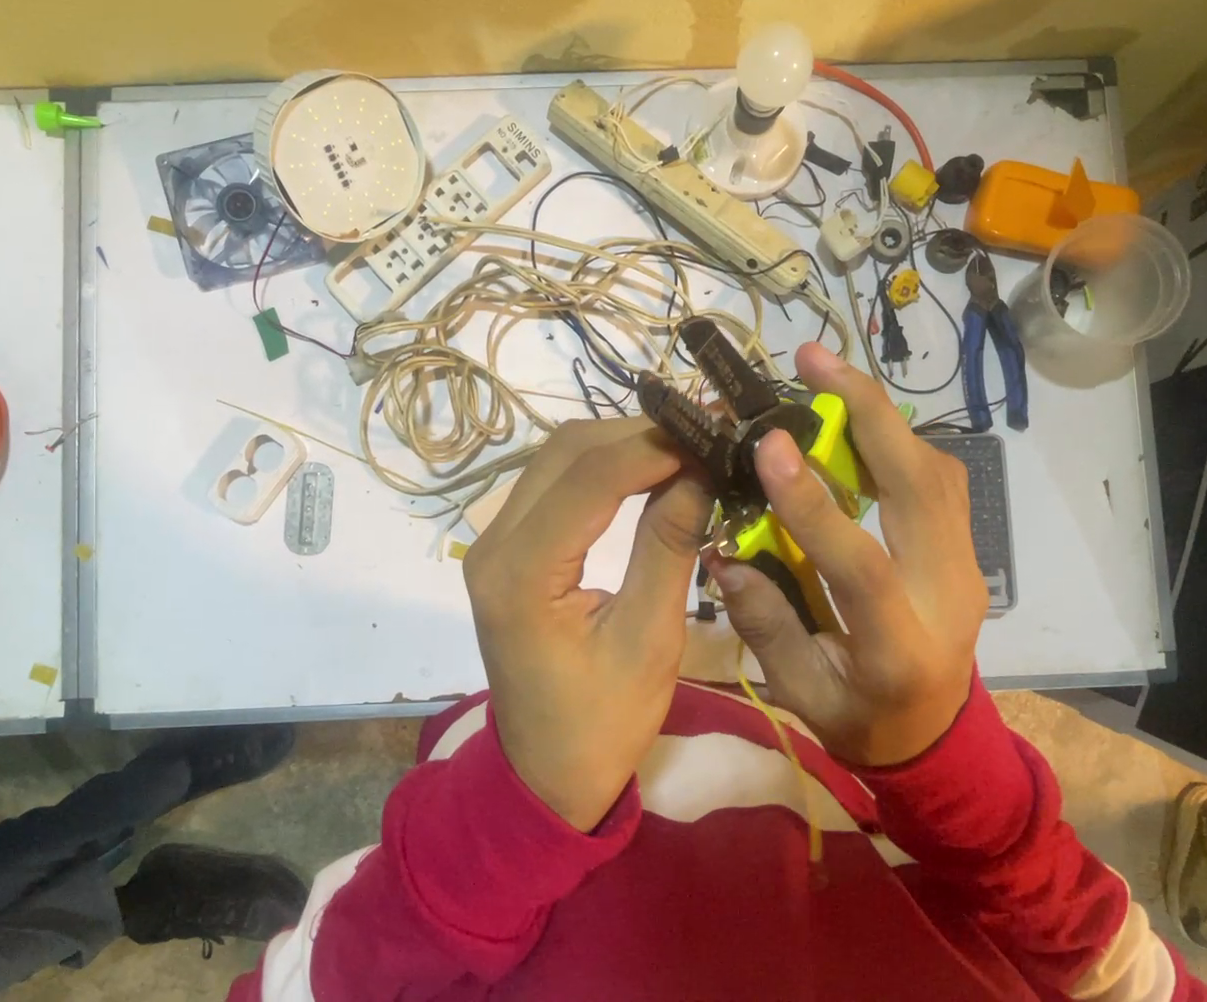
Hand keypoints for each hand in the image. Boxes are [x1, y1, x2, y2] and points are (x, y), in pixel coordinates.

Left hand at [464, 418, 713, 830]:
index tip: (714, 433)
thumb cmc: (603, 724)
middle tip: (707, 435)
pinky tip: (648, 470)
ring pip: (557, 460)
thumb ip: (669, 547)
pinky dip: (602, 469)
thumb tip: (702, 471)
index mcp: (521, 575)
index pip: (590, 479)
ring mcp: (492, 543)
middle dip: (639, 435)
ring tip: (687, 447)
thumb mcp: (649, 641)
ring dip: (621, 445)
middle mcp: (493, 545)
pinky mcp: (505, 549)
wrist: (544, 773)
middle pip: (566, 453)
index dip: (654, 447)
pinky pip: (552, 485)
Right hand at [704, 343, 986, 767]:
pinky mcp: (965, 547)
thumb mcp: (799, 692)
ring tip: (826, 375)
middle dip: (868, 412)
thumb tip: (723, 551)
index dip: (813, 502)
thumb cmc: (858, 719)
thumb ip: (765, 623)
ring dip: (882, 415)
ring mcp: (966, 565)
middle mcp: (946, 594)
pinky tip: (858, 421)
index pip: (860, 564)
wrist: (933, 736)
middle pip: (922, 488)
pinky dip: (898, 439)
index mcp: (899, 646)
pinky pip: (938, 478)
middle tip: (811, 360)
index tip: (769, 443)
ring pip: (936, 470)